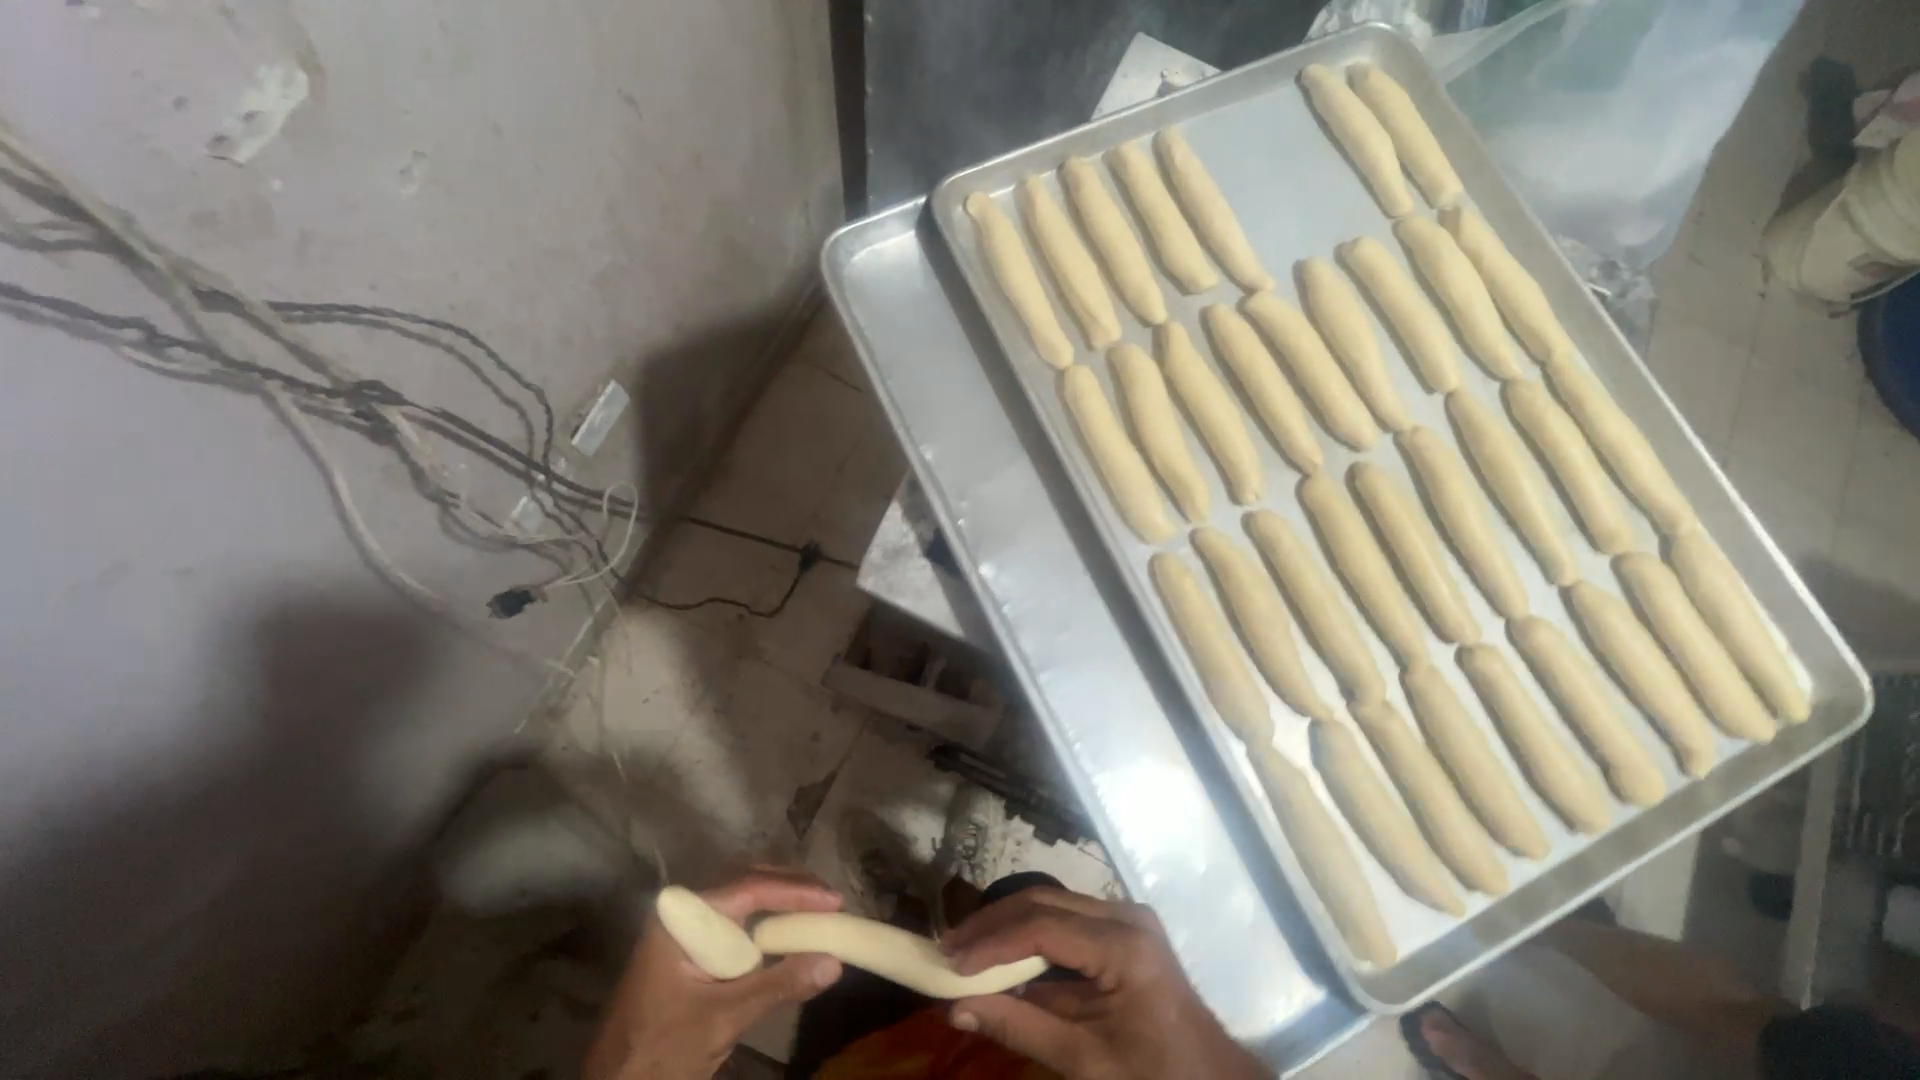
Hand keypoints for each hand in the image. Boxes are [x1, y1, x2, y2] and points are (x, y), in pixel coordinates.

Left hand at [584, 868, 844, 1079]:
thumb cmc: (661, 1049)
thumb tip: (834, 962)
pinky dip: (764, 921)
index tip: (834, 900)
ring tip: (816, 910)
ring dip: (778, 900)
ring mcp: (683, 930)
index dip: (795, 891)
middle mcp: (682, 913)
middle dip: (789, 886)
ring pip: (739, 896)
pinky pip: (732, 920)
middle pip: (744, 880)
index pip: (748, 887)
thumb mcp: (723, 1018)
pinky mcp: (688, 949)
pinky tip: (787, 932)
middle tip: (829, 900)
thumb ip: (778, 986)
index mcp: (681, 918)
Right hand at [942, 888, 1268, 1079]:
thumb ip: (1020, 1028)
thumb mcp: (1085, 1061)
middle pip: (1044, 902)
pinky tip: (1003, 952)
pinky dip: (1030, 933)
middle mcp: (1125, 915)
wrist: (1211, 1078)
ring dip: (1007, 923)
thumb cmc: (1154, 1075)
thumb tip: (956, 1006)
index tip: (951, 961)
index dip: (991, 941)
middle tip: (948, 948)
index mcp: (1124, 946)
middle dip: (992, 923)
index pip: (1042, 926)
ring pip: (1052, 902)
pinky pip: (1066, 917)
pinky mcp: (1123, 926)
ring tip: (967, 947)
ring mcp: (1127, 916)